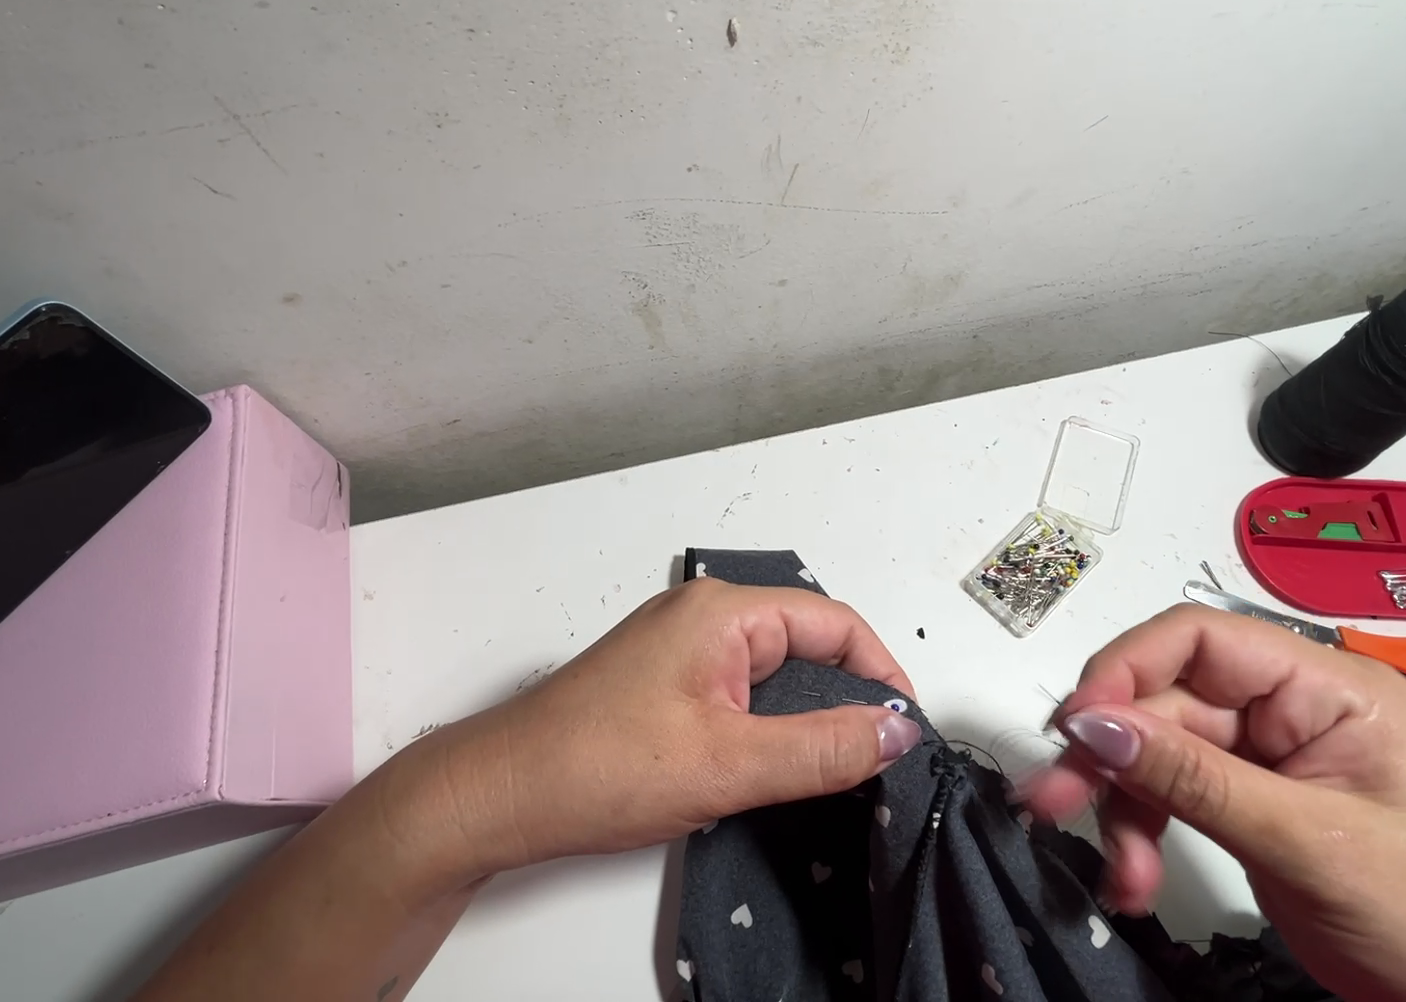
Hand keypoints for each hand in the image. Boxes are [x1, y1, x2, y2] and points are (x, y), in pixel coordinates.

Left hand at [382, 579, 920, 885]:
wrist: (500, 794)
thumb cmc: (600, 767)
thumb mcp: (729, 763)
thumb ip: (822, 746)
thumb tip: (899, 730)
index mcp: (723, 611)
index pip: (832, 622)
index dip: (879, 670)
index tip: (904, 728)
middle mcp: (704, 615)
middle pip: (804, 642)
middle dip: (845, 695)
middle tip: (874, 757)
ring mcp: (681, 646)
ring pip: (773, 671)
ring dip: (806, 713)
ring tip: (832, 767)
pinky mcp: (666, 679)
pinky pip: (740, 690)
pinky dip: (769, 723)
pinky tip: (776, 763)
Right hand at [1024, 604, 1405, 1001]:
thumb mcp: (1310, 845)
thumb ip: (1193, 779)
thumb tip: (1088, 724)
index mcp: (1324, 687)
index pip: (1198, 638)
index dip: (1126, 668)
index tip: (1076, 726)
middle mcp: (1280, 704)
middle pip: (1160, 700)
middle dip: (1109, 758)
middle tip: (1052, 804)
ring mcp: (1254, 751)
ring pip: (1148, 749)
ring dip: (1119, 808)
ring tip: (1121, 877)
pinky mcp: (1234, 795)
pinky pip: (1160, 792)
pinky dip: (1136, 832)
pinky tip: (1132, 881)